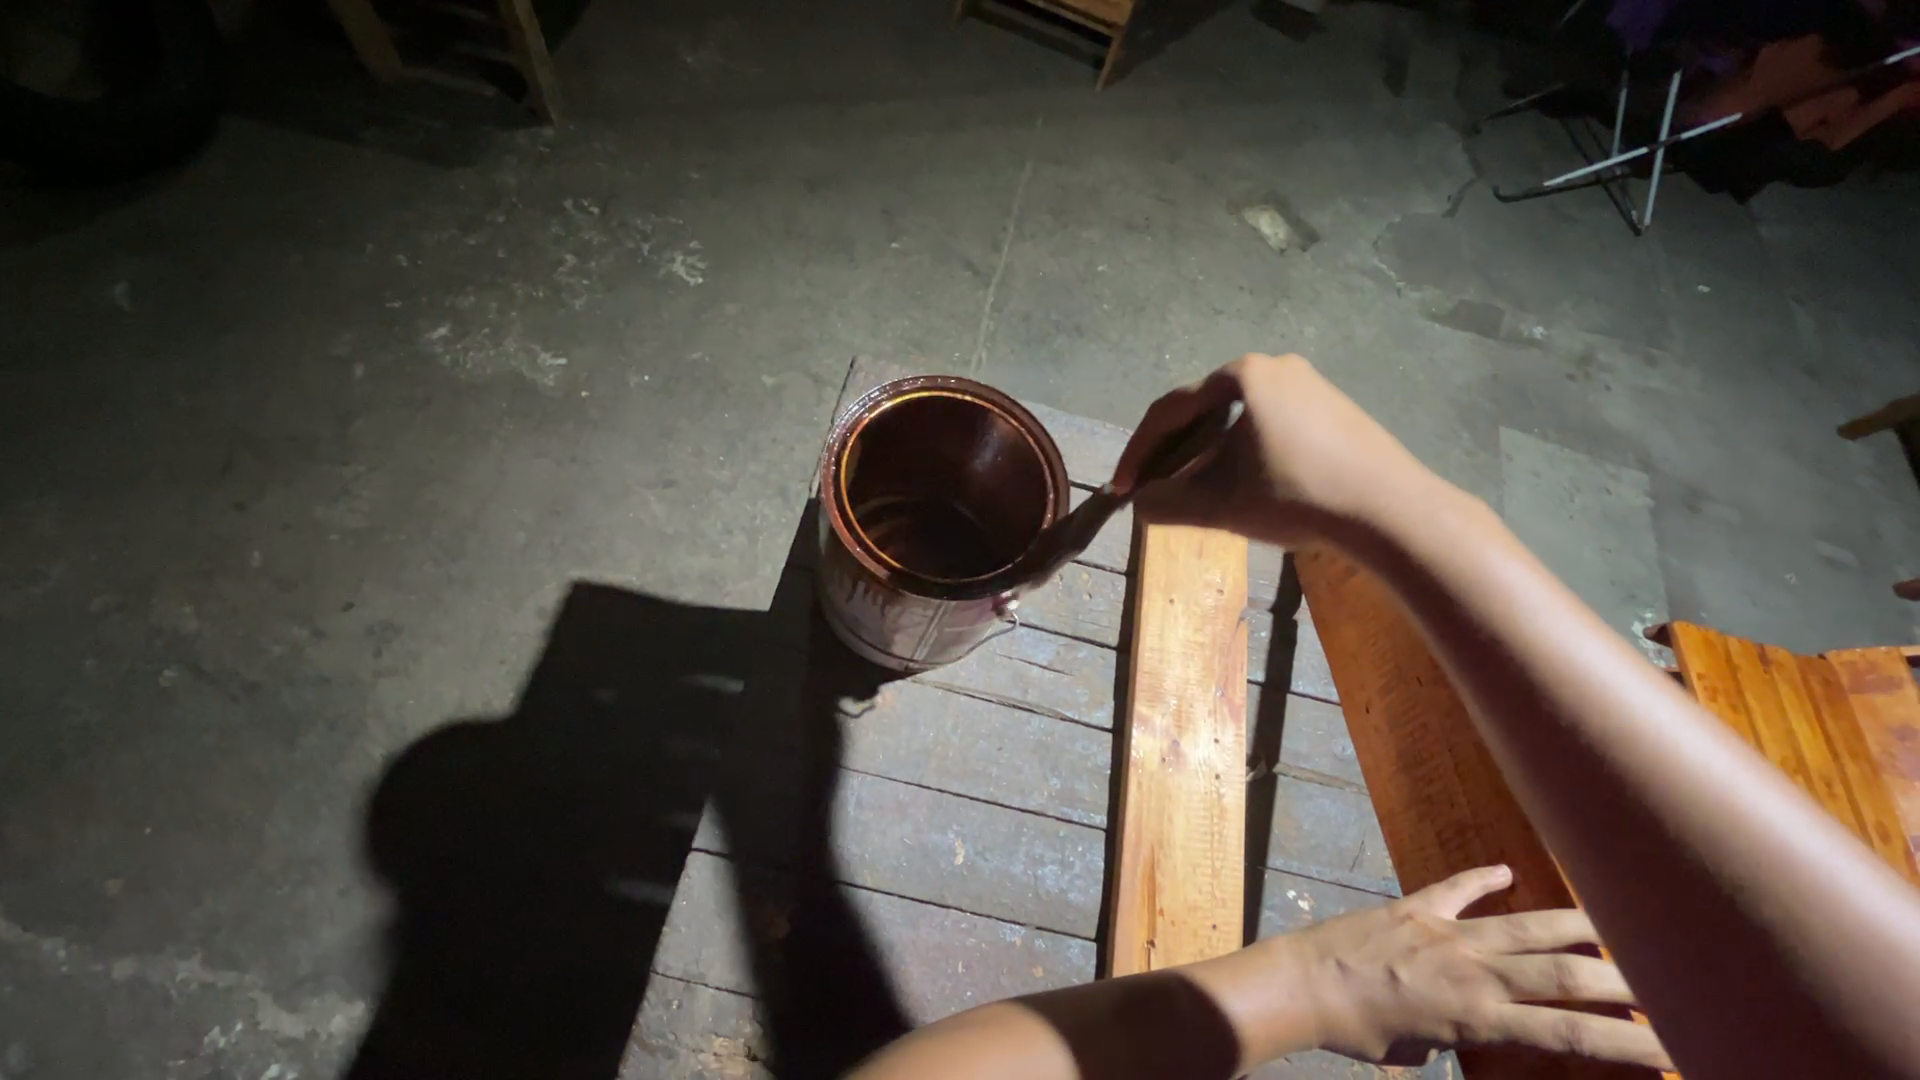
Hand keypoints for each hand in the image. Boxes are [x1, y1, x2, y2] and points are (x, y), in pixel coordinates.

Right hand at [1111, 354, 1432, 544]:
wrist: (1391, 512)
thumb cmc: (1297, 498)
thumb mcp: (1220, 505)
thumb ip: (1167, 503)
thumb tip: (1139, 503)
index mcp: (1241, 375)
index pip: (1169, 412)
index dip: (1137, 453)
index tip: (1121, 488)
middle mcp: (1273, 365)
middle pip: (1202, 410)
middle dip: (1171, 451)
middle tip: (1153, 485)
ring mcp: (1308, 382)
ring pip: (1236, 418)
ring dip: (1206, 452)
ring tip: (1193, 488)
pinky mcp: (1332, 405)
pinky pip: (1268, 422)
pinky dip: (1243, 450)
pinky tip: (1243, 480)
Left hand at [1288, 865, 1671, 1069]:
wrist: (1303, 983)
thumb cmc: (1359, 1031)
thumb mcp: (1423, 1051)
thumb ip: (1463, 1034)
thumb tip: (1476, 1024)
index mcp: (1477, 1018)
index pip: (1569, 1034)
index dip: (1626, 1044)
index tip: (1674, 1049)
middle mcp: (1471, 970)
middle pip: (1562, 973)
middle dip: (1620, 981)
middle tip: (1668, 984)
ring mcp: (1443, 931)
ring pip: (1524, 925)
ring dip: (1573, 925)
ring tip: (1619, 924)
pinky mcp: (1413, 907)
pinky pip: (1456, 888)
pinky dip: (1482, 879)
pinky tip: (1507, 870)